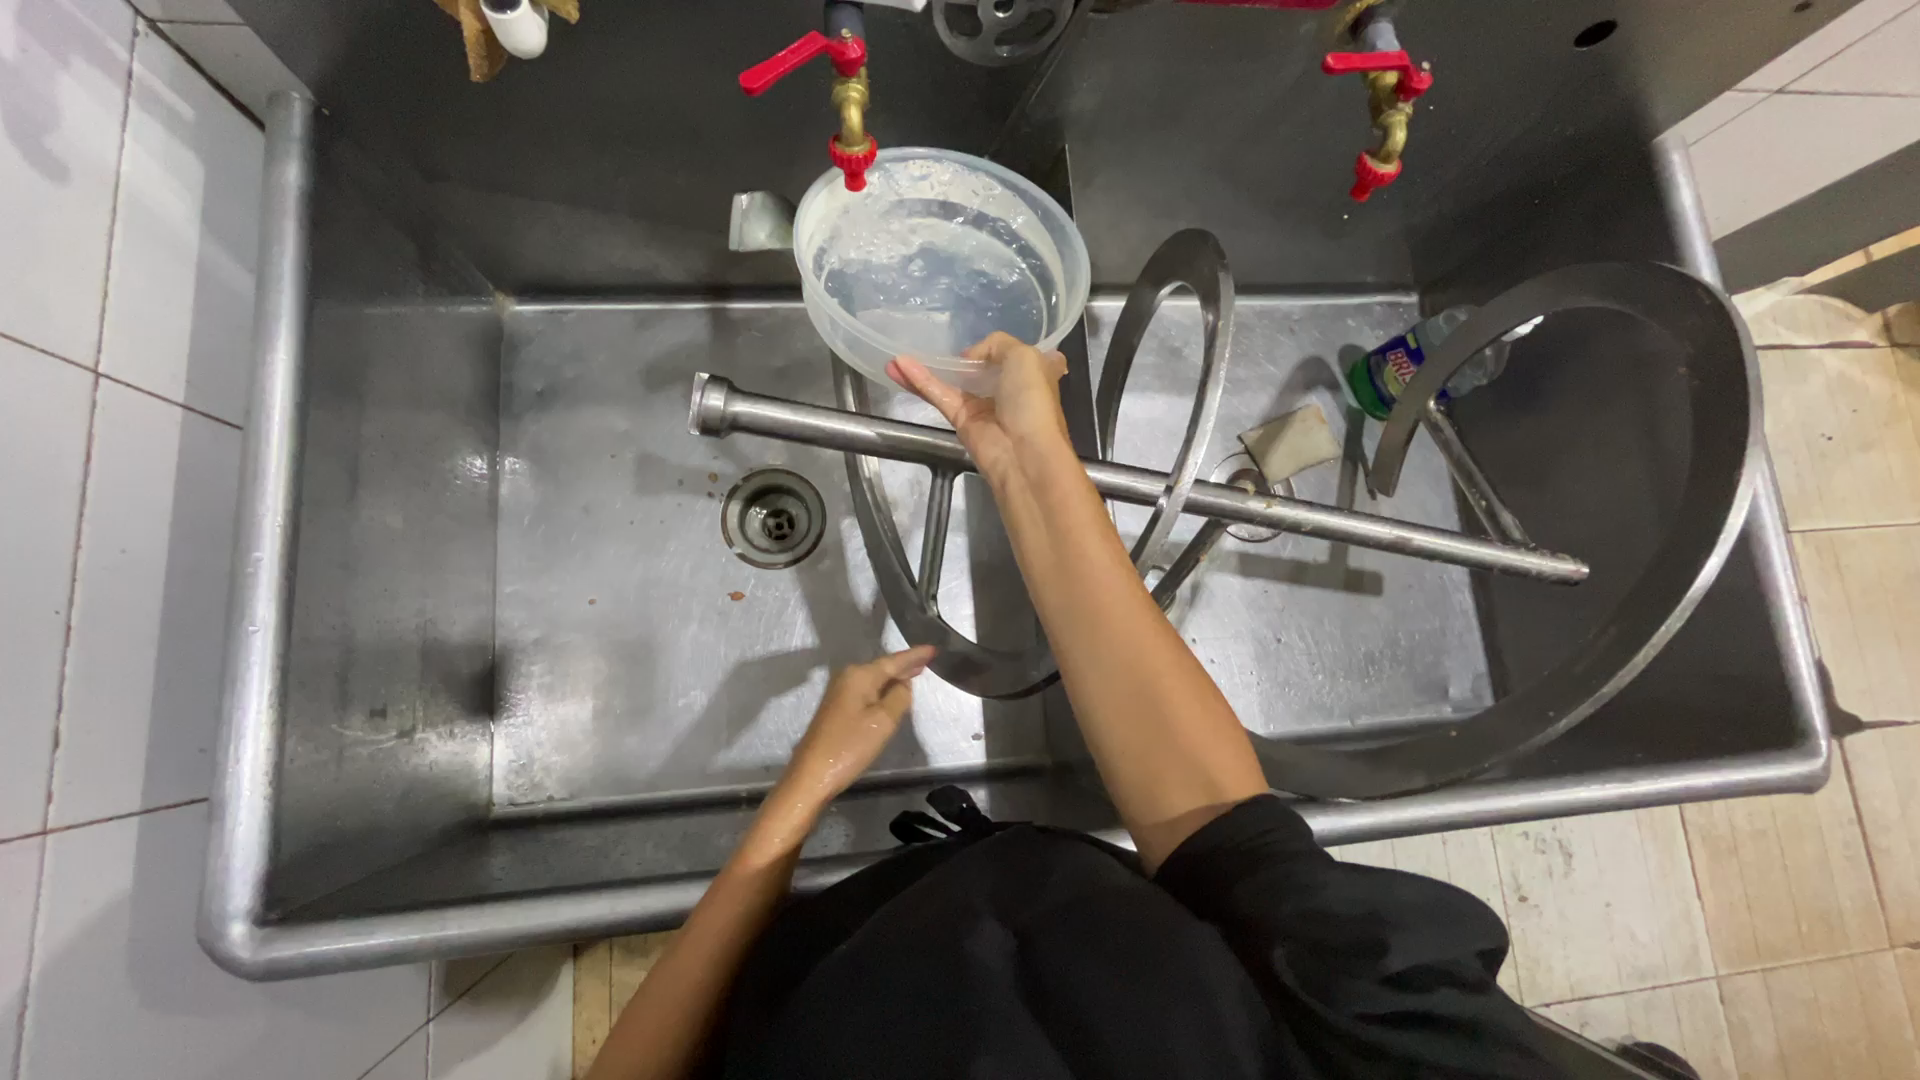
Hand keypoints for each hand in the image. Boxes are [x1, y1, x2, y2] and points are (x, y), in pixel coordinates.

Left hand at [782, 646, 936, 803]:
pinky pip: (868, 691)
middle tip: (928, 659)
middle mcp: (848, 678)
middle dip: (905, 664)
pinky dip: (883, 689)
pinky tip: (893, 691)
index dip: (914, 655)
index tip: (933, 649)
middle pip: (883, 667)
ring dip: (895, 676)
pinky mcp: (838, 708)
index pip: (893, 661)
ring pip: (875, 679)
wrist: (812, 774)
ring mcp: (840, 693)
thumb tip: (903, 684)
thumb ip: (899, 697)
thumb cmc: (850, 746)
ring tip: (916, 671)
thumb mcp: (883, 721)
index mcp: (859, 676)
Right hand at [886, 332, 1070, 480]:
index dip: (1007, 350)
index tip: (991, 344)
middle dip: (959, 357)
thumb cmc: (1032, 400)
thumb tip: (969, 357)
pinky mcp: (962, 421)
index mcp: (1034, 374)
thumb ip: (995, 344)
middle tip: (931, 342)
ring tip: (896, 357)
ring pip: (952, 382)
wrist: (1025, 453)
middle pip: (981, 369)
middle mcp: (1010, 390)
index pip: (1021, 358)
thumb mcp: (1024, 355)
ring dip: (926, 369)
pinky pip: (939, 395)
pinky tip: (897, 366)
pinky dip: (919, 381)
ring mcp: (984, 407)